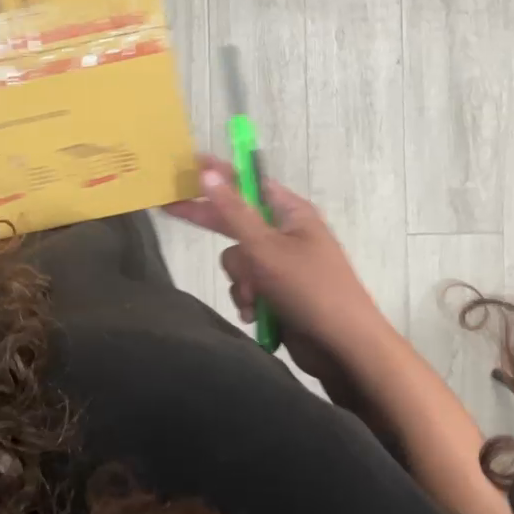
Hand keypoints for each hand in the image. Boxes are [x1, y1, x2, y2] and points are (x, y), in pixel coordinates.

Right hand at [162, 156, 392, 367]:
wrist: (344, 349)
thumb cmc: (310, 289)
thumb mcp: (266, 248)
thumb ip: (233, 211)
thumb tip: (208, 173)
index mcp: (291, 213)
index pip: (248, 182)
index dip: (218, 173)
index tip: (188, 164)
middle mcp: (286, 233)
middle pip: (237, 219)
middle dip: (212, 225)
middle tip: (169, 208)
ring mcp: (282, 264)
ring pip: (237, 258)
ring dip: (240, 279)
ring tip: (254, 296)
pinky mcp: (278, 292)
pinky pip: (246, 284)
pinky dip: (247, 298)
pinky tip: (256, 313)